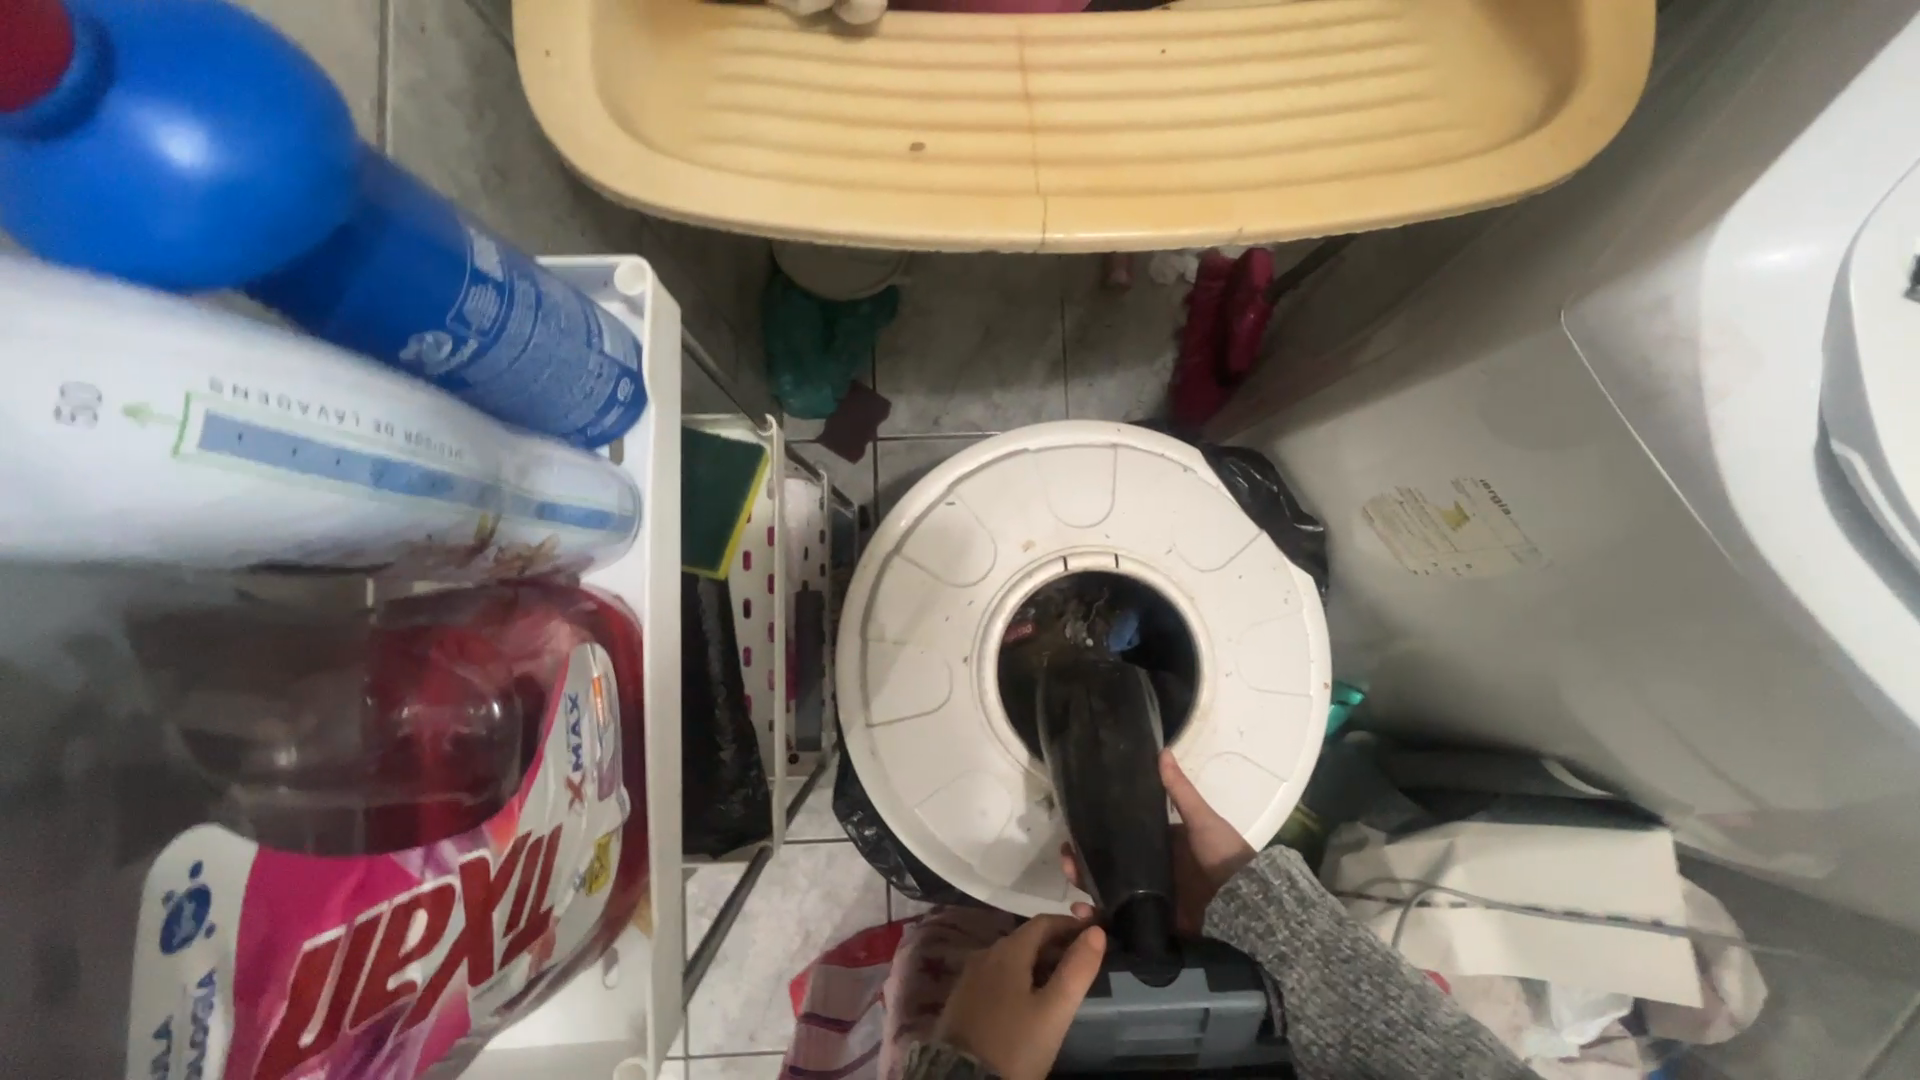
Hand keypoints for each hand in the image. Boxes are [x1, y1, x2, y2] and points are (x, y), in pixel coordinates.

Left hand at [934, 914, 1106, 1079]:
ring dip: (1036, 962)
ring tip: (1058, 982)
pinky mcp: (962, 997)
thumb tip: (1096, 931)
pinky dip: (1016, 977)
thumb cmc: (1015, 1045)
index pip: (1044, 922)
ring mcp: (970, 975)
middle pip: (1026, 938)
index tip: (1093, 933)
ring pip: (1009, 957)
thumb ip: (1076, 970)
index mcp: (1008, 950)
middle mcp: (986, 953)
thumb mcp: (1054, 1012)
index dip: (1070, 924)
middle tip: (1080, 962)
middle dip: (1055, 944)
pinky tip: (1026, 999)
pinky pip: (995, 975)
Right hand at [1061, 750, 1257, 935]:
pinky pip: (1122, 927)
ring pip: (1108, 897)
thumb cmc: (1224, 856)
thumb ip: (1179, 790)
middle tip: (1067, 864)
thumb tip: (1162, 749)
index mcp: (1159, 848)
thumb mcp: (1201, 819)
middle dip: (1082, 867)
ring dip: (1087, 895)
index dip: (1093, 838)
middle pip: (1106, 870)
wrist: (1247, 906)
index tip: (1072, 834)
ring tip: (1075, 897)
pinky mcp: (1153, 929)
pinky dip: (1103, 924)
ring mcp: (1150, 903)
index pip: (1117, 841)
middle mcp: (1150, 875)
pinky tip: (1087, 919)